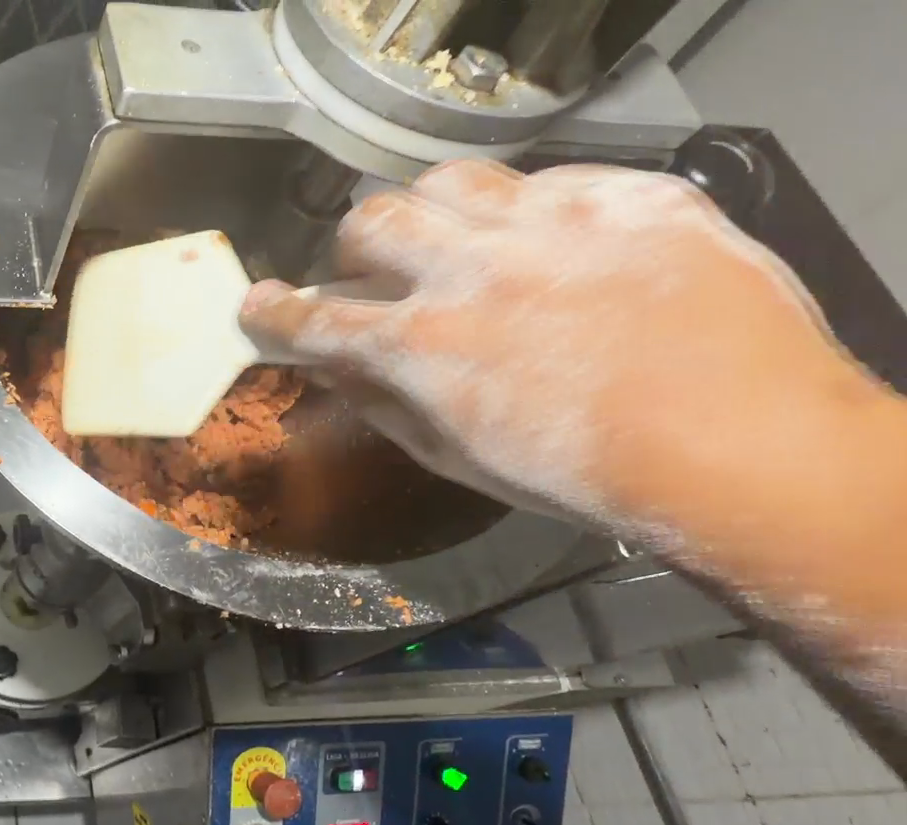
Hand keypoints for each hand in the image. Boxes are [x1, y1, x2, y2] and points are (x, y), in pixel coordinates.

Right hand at [237, 159, 890, 542]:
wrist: (740, 444)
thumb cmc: (580, 472)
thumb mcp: (454, 454)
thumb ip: (382, 402)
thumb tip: (335, 369)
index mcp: (424, 345)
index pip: (317, 317)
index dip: (274, 313)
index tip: (257, 306)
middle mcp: (474, 270)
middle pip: (370, 221)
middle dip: (353, 250)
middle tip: (374, 275)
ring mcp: (556, 225)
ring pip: (450, 180)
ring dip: (431, 214)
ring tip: (454, 243)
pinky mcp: (634, 198)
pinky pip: (554, 178)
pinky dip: (530, 210)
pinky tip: (548, 245)